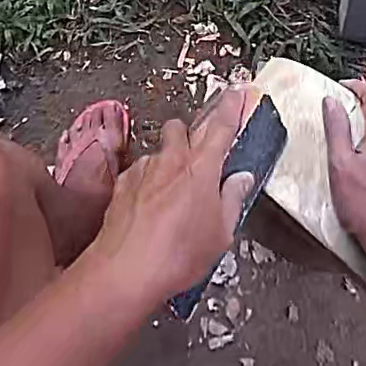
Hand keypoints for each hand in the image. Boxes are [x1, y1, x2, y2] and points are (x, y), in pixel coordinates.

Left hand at [84, 88, 254, 302]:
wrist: (124, 271)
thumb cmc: (177, 255)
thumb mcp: (221, 234)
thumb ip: (233, 199)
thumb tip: (241, 180)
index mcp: (202, 167)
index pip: (222, 125)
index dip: (231, 107)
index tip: (236, 94)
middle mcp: (173, 159)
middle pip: (183, 127)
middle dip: (190, 135)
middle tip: (197, 159)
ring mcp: (145, 167)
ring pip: (160, 150)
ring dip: (167, 162)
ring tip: (170, 195)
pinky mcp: (123, 181)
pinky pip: (140, 171)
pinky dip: (147, 182)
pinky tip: (149, 208)